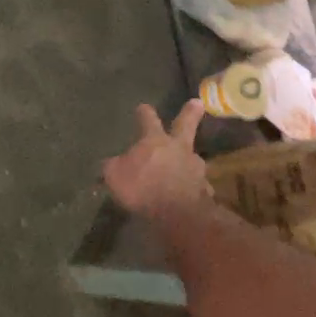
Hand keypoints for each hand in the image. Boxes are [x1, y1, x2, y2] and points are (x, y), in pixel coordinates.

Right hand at [103, 101, 210, 217]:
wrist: (178, 214)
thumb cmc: (142, 187)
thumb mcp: (114, 175)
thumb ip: (113, 166)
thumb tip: (111, 162)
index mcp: (154, 140)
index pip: (148, 120)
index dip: (144, 113)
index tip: (143, 106)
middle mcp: (178, 148)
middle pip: (185, 126)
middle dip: (190, 113)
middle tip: (198, 102)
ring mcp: (195, 168)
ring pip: (193, 157)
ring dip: (189, 158)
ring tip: (188, 162)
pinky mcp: (204, 189)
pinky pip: (197, 184)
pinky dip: (193, 185)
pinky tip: (189, 192)